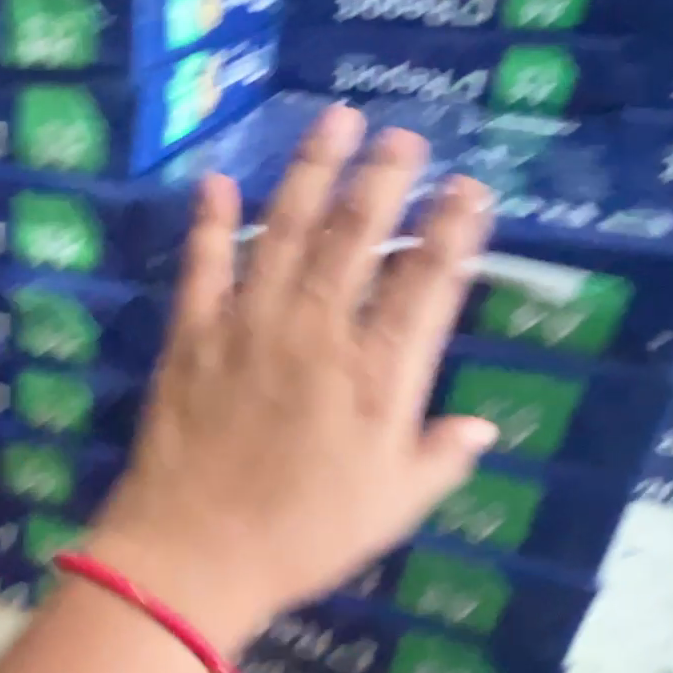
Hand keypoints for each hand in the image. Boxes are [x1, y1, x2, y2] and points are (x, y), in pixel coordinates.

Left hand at [87, 105, 498, 646]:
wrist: (195, 550)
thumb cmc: (300, 538)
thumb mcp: (390, 508)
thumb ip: (438, 458)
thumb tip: (481, 425)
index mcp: (378, 377)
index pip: (427, 283)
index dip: (452, 230)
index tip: (468, 190)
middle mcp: (318, 333)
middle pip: (358, 237)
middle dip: (384, 178)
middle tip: (402, 136)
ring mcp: (249, 327)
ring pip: (287, 232)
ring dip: (311, 172)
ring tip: (334, 121)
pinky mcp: (192, 335)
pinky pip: (203, 265)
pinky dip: (209, 220)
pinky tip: (217, 179)